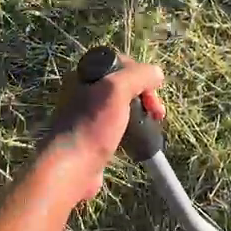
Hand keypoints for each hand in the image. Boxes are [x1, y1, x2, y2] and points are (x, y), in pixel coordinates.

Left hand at [43, 53, 164, 201]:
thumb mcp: (116, 90)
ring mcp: (88, 113)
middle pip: (124, 83)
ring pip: (123, 104)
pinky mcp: (94, 134)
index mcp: (84, 74)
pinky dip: (132, 127)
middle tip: (156, 111)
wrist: (73, 167)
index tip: (151, 90)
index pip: (120, 62)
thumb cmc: (93, 125)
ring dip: (141, 111)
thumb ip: (138, 75)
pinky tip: (138, 136)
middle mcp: (83, 90)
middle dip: (145, 94)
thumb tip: (157, 73)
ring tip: (152, 122)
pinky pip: (119, 123)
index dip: (140, 73)